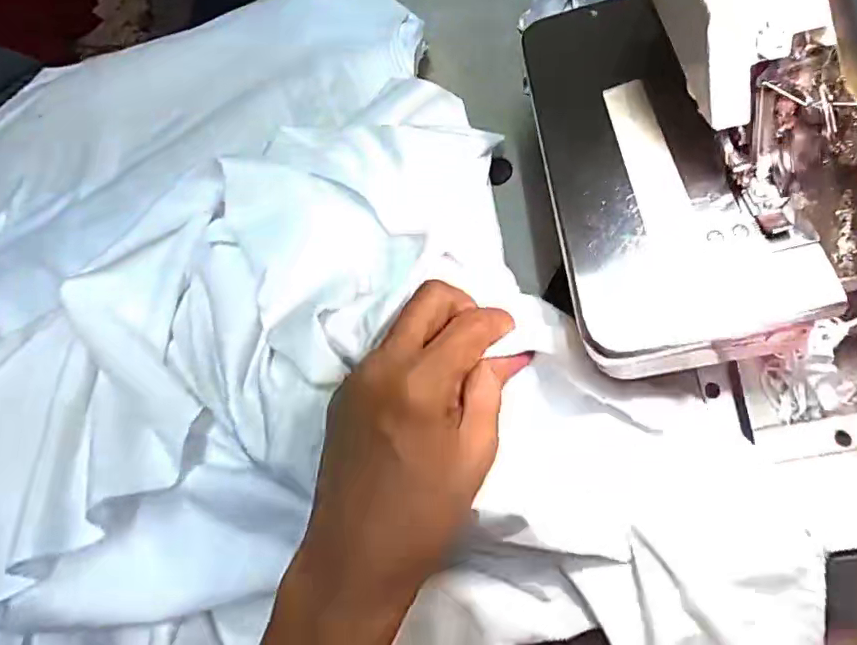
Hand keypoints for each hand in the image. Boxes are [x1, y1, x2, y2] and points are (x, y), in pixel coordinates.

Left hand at [266, 281, 529, 644]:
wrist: (352, 559)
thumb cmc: (424, 515)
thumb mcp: (475, 454)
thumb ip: (490, 391)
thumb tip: (503, 353)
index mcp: (419, 384)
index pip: (466, 325)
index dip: (496, 321)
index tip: (511, 330)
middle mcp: (382, 365)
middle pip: (429, 297)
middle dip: (465, 305)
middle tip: (483, 337)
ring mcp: (358, 373)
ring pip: (406, 317)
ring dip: (439, 324)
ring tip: (459, 362)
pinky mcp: (345, 387)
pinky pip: (388, 345)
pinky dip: (416, 347)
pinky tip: (429, 384)